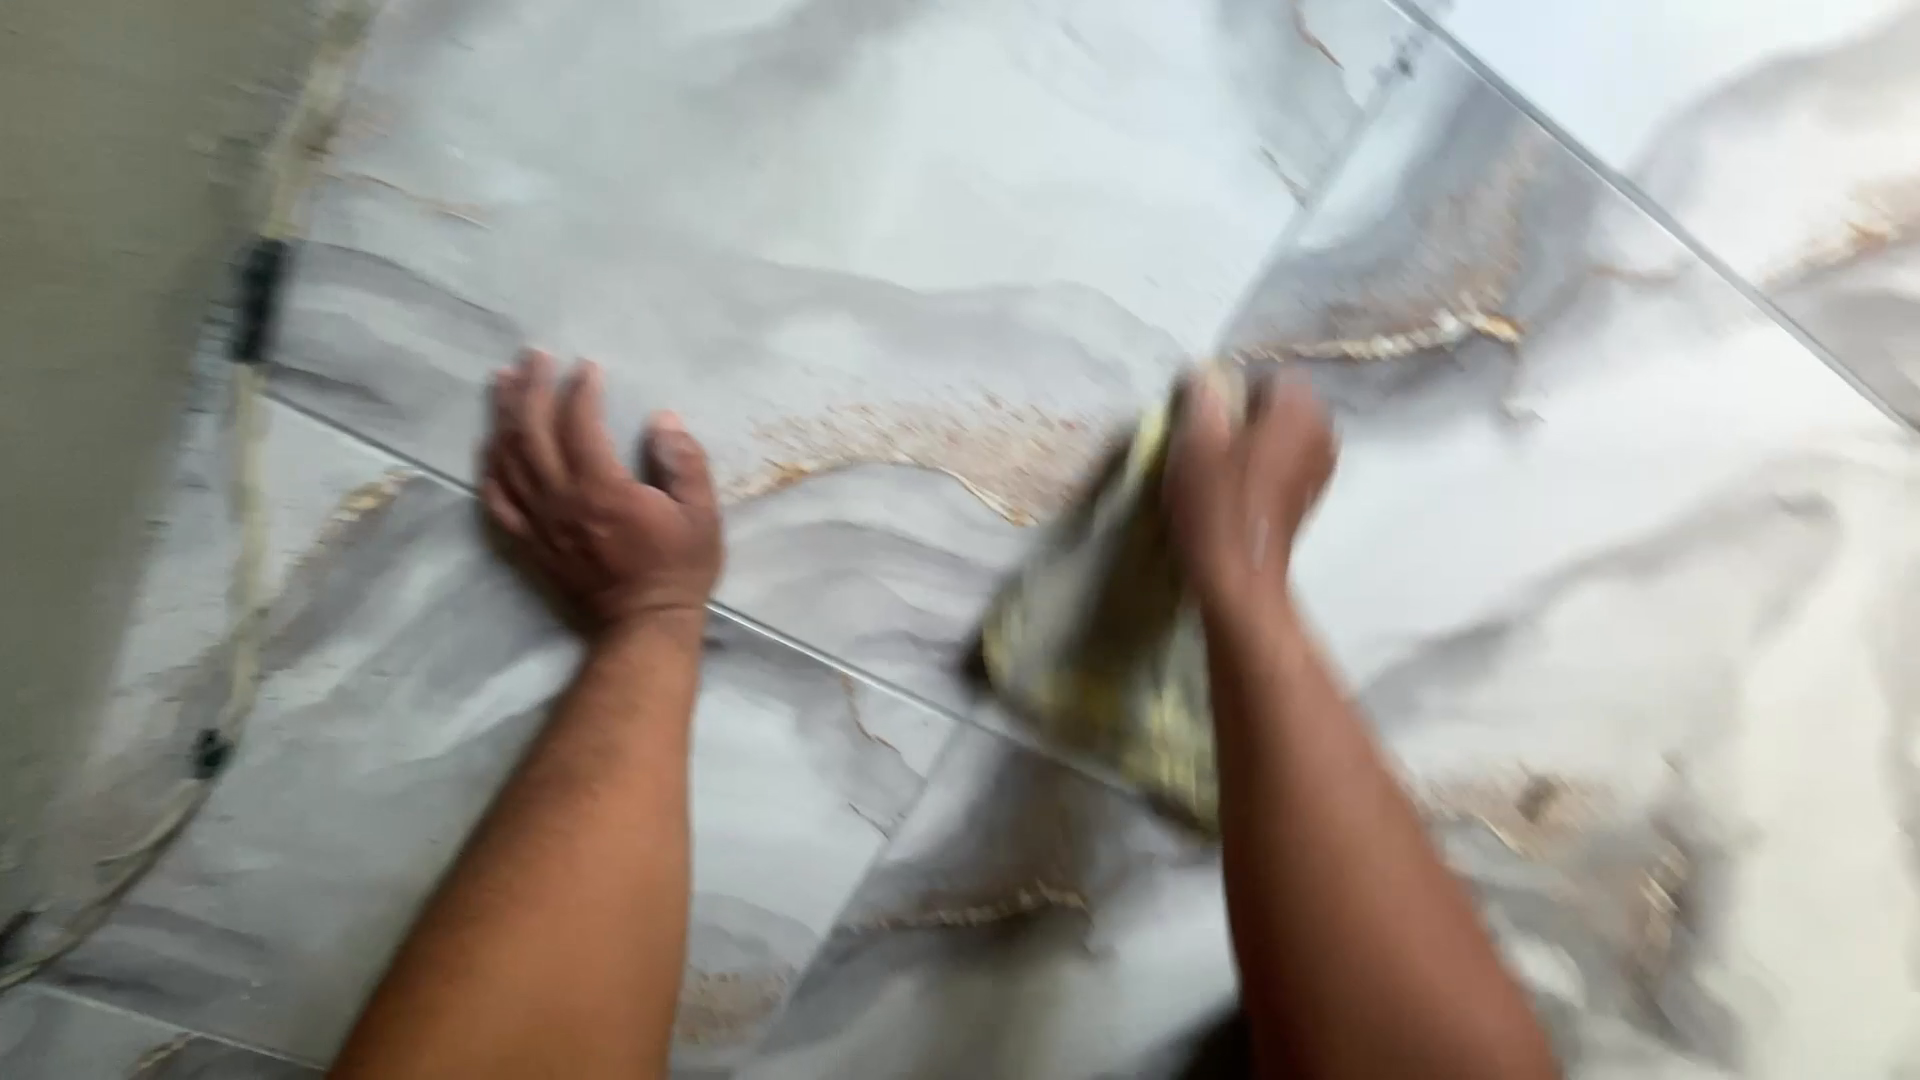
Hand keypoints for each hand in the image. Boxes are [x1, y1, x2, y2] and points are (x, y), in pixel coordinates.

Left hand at [482, 349, 722, 634]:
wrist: (643, 623)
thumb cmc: (679, 568)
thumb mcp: (702, 515)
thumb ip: (685, 464)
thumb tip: (663, 420)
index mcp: (602, 490)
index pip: (581, 424)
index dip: (581, 389)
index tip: (589, 366)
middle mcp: (560, 500)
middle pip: (531, 431)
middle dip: (531, 386)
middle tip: (534, 355)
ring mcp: (537, 521)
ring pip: (506, 457)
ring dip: (503, 414)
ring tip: (503, 380)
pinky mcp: (527, 541)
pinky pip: (495, 496)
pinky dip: (488, 464)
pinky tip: (490, 443)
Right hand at [1164, 369, 1336, 628]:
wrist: (1238, 575)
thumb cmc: (1215, 506)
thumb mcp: (1193, 443)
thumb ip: (1202, 397)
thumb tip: (1204, 371)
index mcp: (1298, 410)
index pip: (1270, 375)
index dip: (1235, 391)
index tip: (1209, 419)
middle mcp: (1322, 431)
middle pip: (1282, 403)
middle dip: (1250, 414)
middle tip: (1213, 441)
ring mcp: (1322, 465)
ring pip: (1286, 433)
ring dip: (1258, 440)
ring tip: (1224, 466)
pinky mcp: (1312, 494)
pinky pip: (1289, 461)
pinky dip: (1267, 465)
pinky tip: (1240, 489)